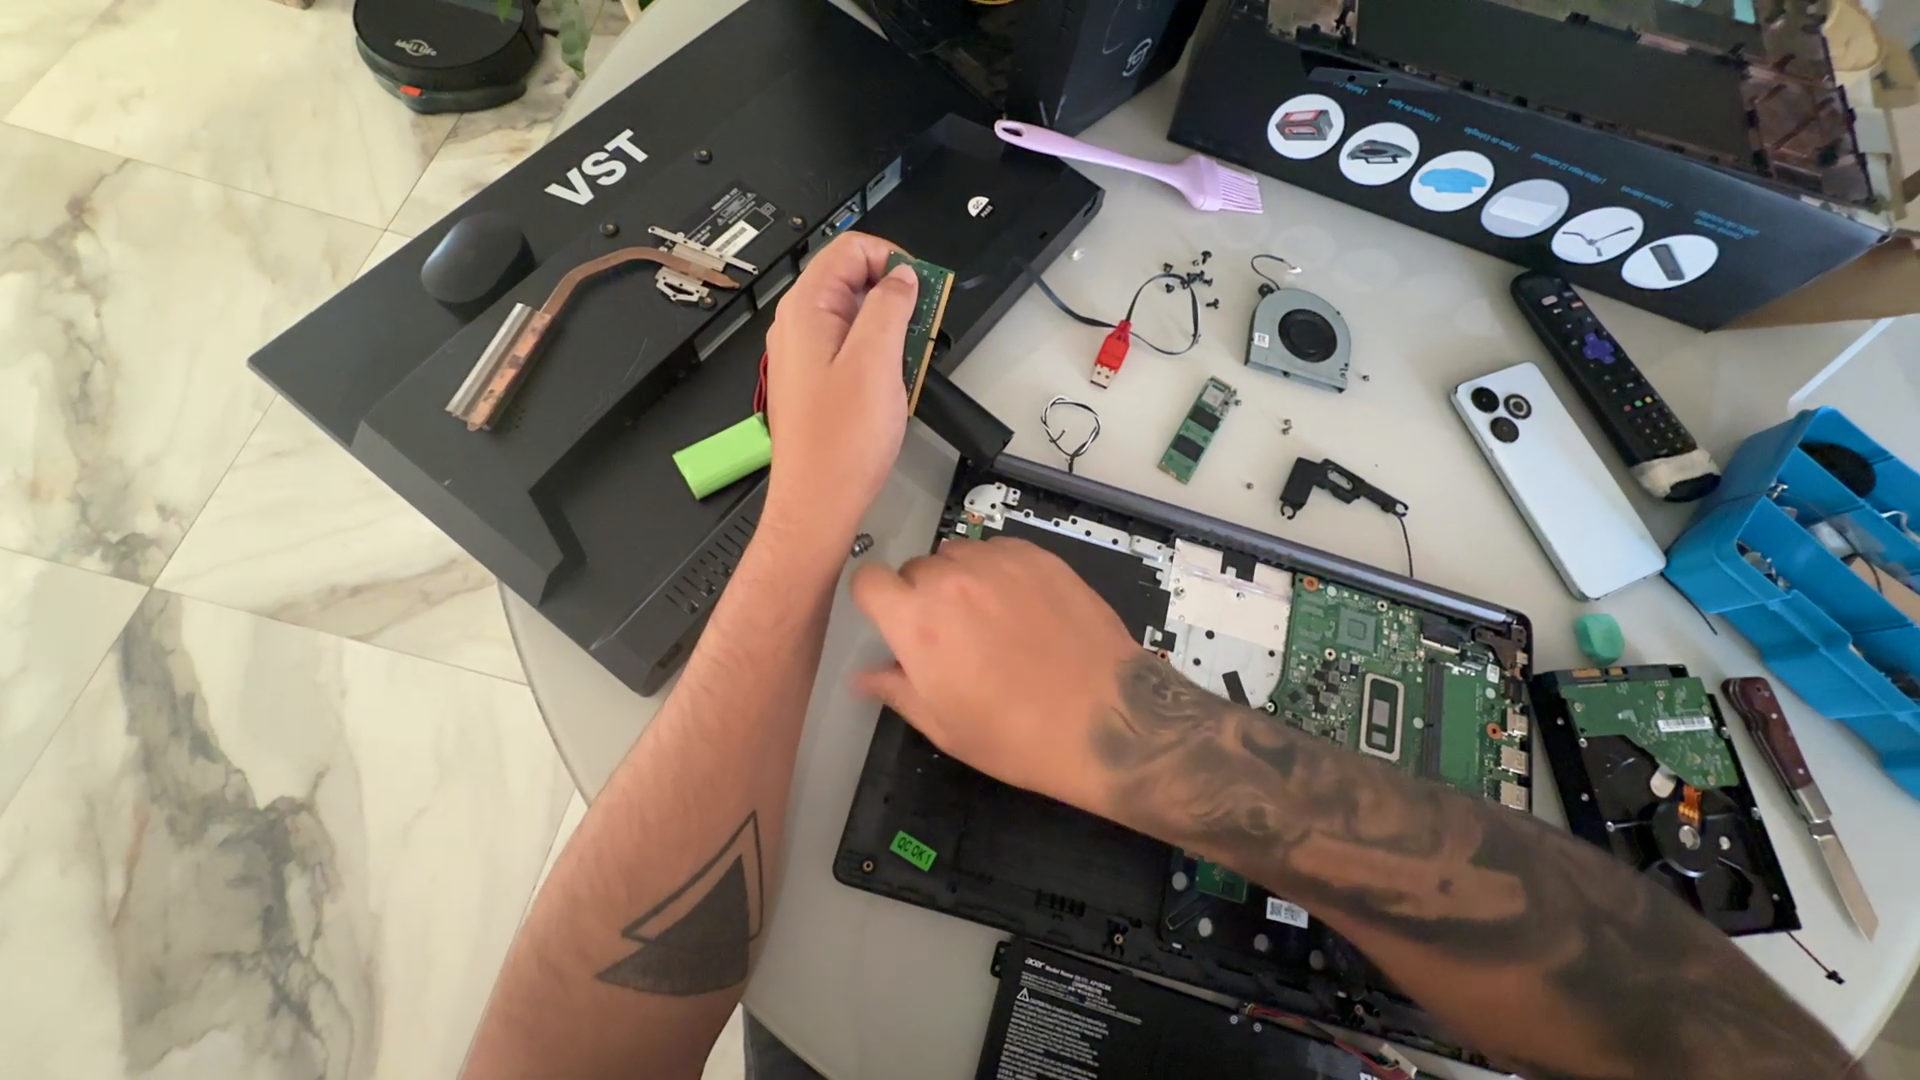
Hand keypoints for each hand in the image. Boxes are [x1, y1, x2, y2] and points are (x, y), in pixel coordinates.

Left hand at [763, 231, 918, 540]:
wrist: (819, 500)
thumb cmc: (839, 445)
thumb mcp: (877, 361)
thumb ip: (890, 307)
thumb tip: (902, 276)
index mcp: (806, 311)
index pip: (849, 249)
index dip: (891, 259)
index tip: (922, 285)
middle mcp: (799, 328)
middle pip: (852, 279)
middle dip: (895, 294)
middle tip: (923, 322)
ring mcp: (807, 356)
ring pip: (856, 316)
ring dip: (891, 327)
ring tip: (911, 356)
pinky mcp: (818, 381)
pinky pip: (852, 348)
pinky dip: (879, 353)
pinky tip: (897, 378)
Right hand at [850, 538, 1138, 815]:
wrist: (1106, 720)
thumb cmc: (1016, 735)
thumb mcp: (945, 726)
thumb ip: (897, 689)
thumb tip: (864, 675)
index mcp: (917, 621)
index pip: (868, 579)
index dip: (876, 601)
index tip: (891, 621)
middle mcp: (952, 579)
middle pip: (914, 568)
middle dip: (921, 597)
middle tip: (950, 636)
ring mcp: (999, 562)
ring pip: (957, 555)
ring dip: (960, 579)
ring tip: (989, 619)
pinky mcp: (1040, 556)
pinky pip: (999, 549)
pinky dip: (998, 571)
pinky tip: (1021, 606)